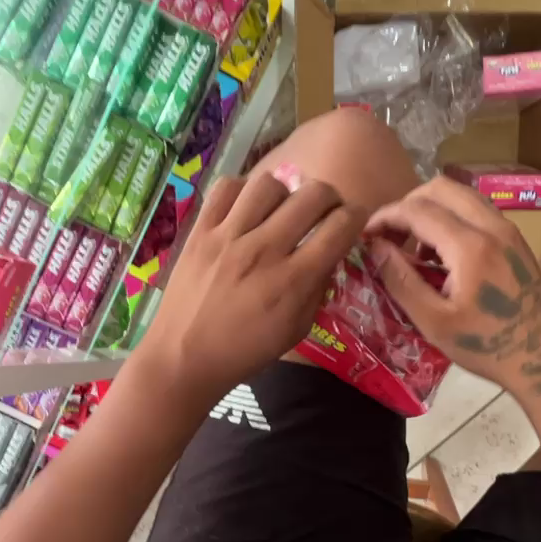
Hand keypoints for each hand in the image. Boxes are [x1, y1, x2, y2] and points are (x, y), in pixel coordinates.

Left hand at [133, 169, 363, 405]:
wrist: (184, 358)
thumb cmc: (244, 352)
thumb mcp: (295, 331)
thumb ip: (317, 291)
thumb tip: (329, 256)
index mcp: (293, 281)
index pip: (339, 228)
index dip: (356, 217)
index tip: (354, 219)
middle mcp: (264, 251)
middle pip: (311, 195)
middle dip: (329, 197)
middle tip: (324, 210)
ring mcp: (228, 237)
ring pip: (269, 184)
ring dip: (285, 192)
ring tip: (280, 209)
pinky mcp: (199, 231)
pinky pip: (226, 188)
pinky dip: (242, 191)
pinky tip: (245, 209)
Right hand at [366, 178, 540, 394]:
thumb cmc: (485, 347)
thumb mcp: (434, 322)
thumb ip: (401, 281)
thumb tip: (376, 247)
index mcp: (470, 246)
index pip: (417, 210)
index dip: (385, 217)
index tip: (365, 234)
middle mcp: (492, 227)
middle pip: (441, 188)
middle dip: (407, 205)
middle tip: (389, 236)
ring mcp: (509, 231)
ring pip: (462, 196)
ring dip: (431, 210)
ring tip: (413, 248)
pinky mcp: (516, 241)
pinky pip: (477, 211)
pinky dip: (452, 219)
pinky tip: (441, 256)